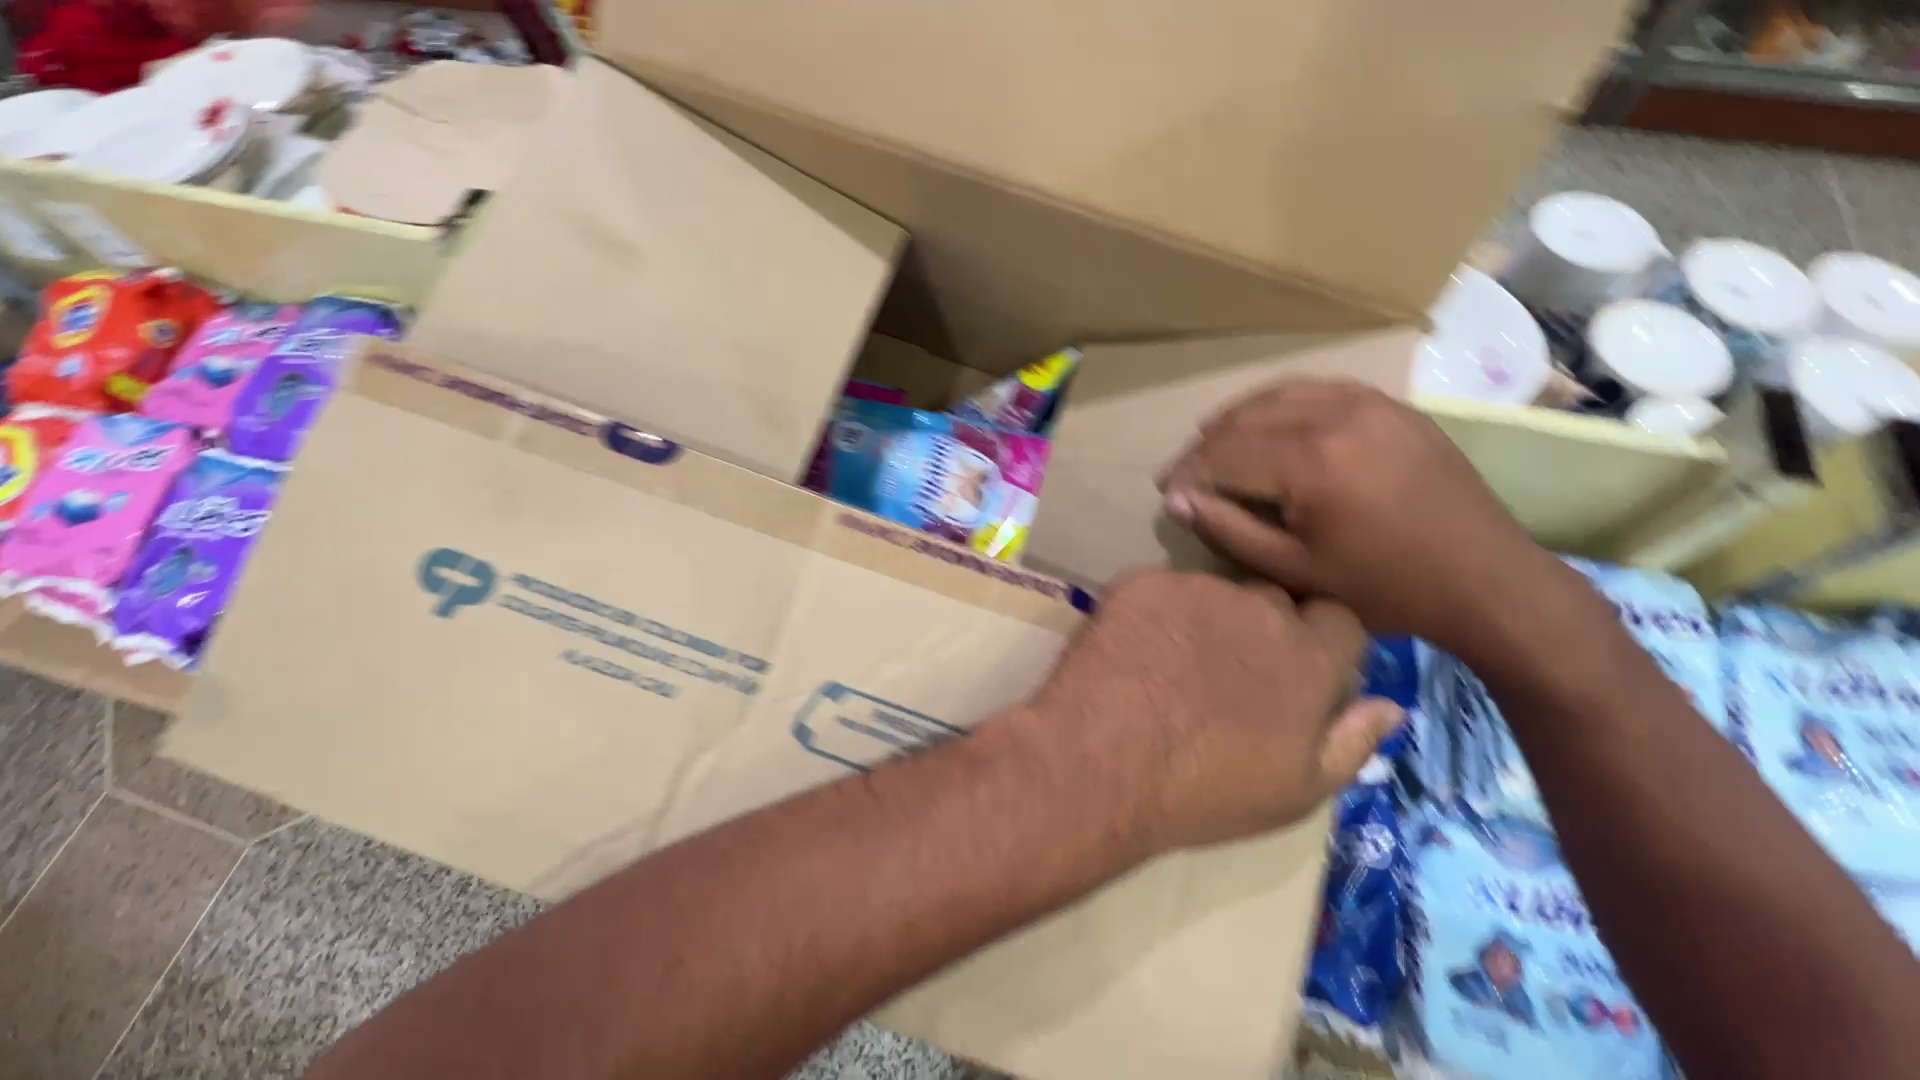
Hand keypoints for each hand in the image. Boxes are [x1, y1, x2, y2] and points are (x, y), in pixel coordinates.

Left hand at [1015, 570, 1401, 853]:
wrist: (1101, 765)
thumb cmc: (1204, 790)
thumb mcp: (1297, 792)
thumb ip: (1352, 741)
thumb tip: (1390, 706)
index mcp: (1311, 655)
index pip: (1340, 621)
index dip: (1322, 646)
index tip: (1298, 675)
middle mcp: (1261, 607)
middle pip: (1276, 602)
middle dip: (1265, 630)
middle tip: (1228, 675)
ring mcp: (1196, 589)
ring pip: (1216, 593)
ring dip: (1209, 619)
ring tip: (1175, 666)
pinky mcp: (1140, 583)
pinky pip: (1162, 590)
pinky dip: (1157, 614)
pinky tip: (1137, 653)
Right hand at [1157, 380, 1579, 664]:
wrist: (1485, 578)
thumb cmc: (1385, 587)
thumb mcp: (1295, 571)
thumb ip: (1228, 530)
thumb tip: (1178, 498)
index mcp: (1311, 459)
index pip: (1224, 453)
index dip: (1189, 473)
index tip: (1167, 493)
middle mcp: (1336, 413)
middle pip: (1246, 418)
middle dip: (1207, 446)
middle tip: (1184, 475)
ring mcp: (1368, 402)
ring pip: (1279, 395)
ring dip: (1238, 420)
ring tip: (1214, 447)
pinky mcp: (1391, 405)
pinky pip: (1318, 390)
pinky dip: (1281, 405)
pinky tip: (1269, 428)